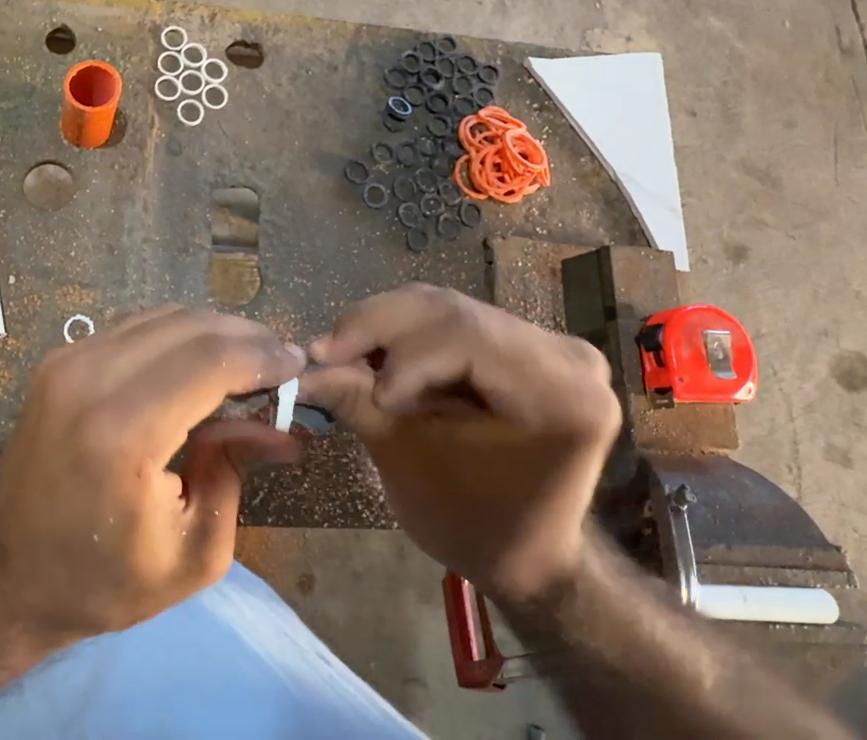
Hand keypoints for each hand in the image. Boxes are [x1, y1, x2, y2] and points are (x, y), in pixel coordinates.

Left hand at [0, 306, 304, 642]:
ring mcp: (66, 363)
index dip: (263, 357)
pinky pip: (133, 327)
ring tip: (250, 361)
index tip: (299, 366)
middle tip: (282, 362)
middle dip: (246, 337)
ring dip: (213, 331)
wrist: (7, 575)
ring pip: (161, 317)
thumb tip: (280, 426)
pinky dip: (176, 335)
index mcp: (123, 433)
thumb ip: (235, 473)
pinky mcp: (57, 362)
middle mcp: (89, 379)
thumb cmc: (102, 581)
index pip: (211, 360)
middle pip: (190, 327)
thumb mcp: (193, 552)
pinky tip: (200, 361)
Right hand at [301, 284, 619, 606]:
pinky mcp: (527, 346)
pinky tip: (373, 357)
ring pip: (447, 309)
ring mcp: (550, 345)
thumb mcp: (411, 465)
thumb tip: (300, 371)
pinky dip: (407, 336)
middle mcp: (566, 355)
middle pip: (452, 312)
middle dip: (378, 328)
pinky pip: (455, 323)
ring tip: (340, 355)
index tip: (343, 379)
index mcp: (560, 392)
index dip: (397, 352)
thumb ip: (360, 404)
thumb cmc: (474, 525)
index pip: (464, 337)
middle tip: (322, 352)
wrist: (528, 556)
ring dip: (385, 328)